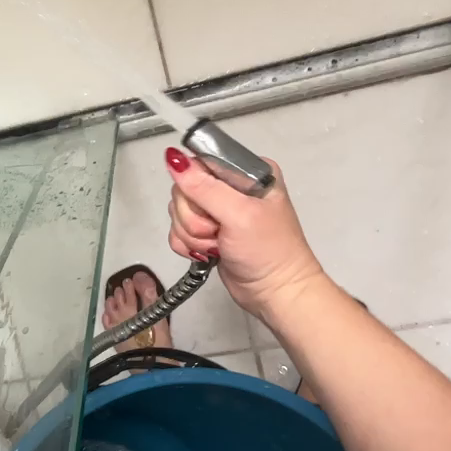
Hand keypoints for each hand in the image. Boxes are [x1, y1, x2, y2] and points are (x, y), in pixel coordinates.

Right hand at [165, 147, 327, 315]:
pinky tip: (208, 253)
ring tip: (218, 245)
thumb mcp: (239, 214)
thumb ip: (204, 187)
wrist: (276, 293)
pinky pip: (177, 230)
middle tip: (218, 231)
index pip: (199, 163)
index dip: (195, 185)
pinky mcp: (206, 231)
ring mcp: (216, 210)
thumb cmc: (269, 250)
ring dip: (193, 235)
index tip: (210, 208)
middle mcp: (230, 186)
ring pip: (178, 211)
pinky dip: (188, 245)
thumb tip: (173, 158)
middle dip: (195, 218)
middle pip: (184, 189)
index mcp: (245, 171)